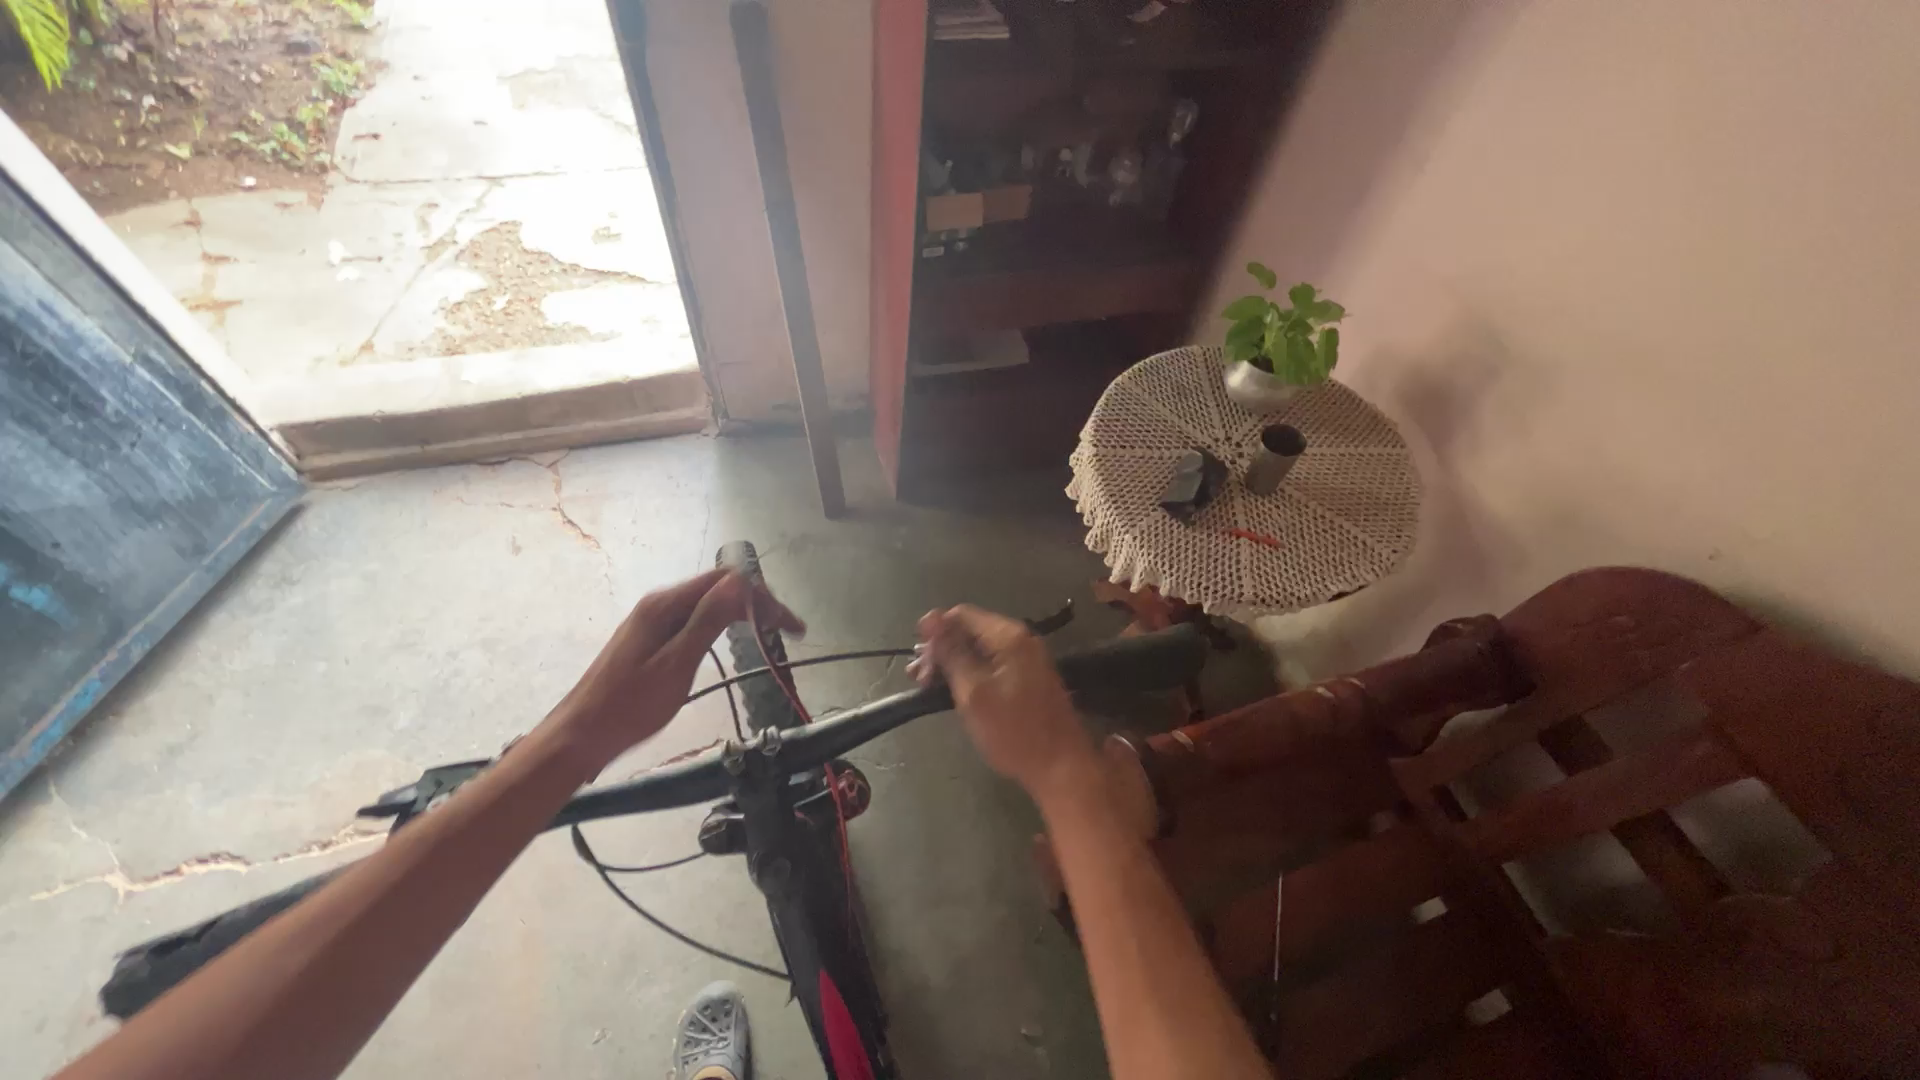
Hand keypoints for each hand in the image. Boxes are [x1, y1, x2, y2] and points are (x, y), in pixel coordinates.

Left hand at [549, 568, 803, 769]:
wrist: (581, 736)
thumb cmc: (630, 706)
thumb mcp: (676, 665)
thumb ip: (707, 621)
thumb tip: (741, 583)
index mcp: (666, 605)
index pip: (727, 581)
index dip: (764, 598)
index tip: (791, 627)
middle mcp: (661, 603)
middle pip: (720, 588)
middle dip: (759, 604)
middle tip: (789, 633)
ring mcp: (655, 619)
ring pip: (710, 602)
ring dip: (744, 613)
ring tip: (771, 634)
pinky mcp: (654, 637)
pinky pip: (697, 618)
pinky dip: (724, 624)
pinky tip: (736, 638)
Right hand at [911, 605, 1097, 796]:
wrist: (1061, 767)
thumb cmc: (1014, 731)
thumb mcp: (973, 692)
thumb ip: (951, 652)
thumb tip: (930, 618)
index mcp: (1008, 636)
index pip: (961, 615)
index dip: (934, 632)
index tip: (917, 660)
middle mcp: (1020, 640)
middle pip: (970, 631)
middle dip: (941, 650)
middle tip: (918, 678)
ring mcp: (1026, 659)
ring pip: (979, 650)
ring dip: (953, 664)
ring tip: (928, 687)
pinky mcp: (1027, 678)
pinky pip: (992, 665)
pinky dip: (970, 674)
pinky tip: (954, 692)